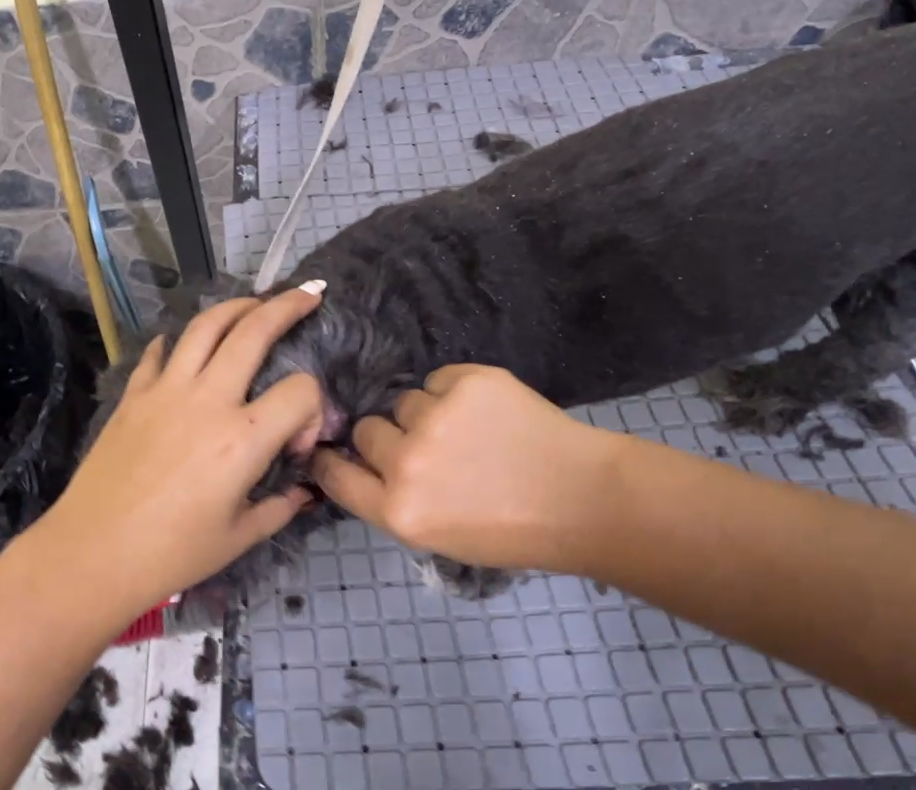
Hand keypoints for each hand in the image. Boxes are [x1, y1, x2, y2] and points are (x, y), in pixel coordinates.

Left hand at [25, 283, 327, 622]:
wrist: (92, 551)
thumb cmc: (172, 554)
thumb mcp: (239, 538)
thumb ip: (279, 507)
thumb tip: (304, 492)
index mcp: (244, 439)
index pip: (301, 391)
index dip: (313, 411)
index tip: (298, 445)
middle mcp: (208, 400)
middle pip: (254, 330)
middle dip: (287, 305)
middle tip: (308, 294)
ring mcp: (166, 390)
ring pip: (205, 326)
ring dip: (236, 307)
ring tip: (254, 303)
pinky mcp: (134, 394)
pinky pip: (160, 353)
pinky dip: (178, 341)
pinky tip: (184, 344)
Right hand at [311, 364, 620, 574]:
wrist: (585, 500)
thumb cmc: (512, 531)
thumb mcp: (438, 536)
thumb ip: (394, 501)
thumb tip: (361, 460)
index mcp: (399, 512)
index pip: (336, 474)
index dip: (329, 458)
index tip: (329, 448)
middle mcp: (407, 464)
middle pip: (367, 430)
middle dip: (391, 438)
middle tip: (432, 452)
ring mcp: (436, 418)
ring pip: (405, 402)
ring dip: (427, 414)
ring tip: (471, 434)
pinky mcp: (467, 382)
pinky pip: (439, 379)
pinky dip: (457, 393)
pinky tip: (489, 415)